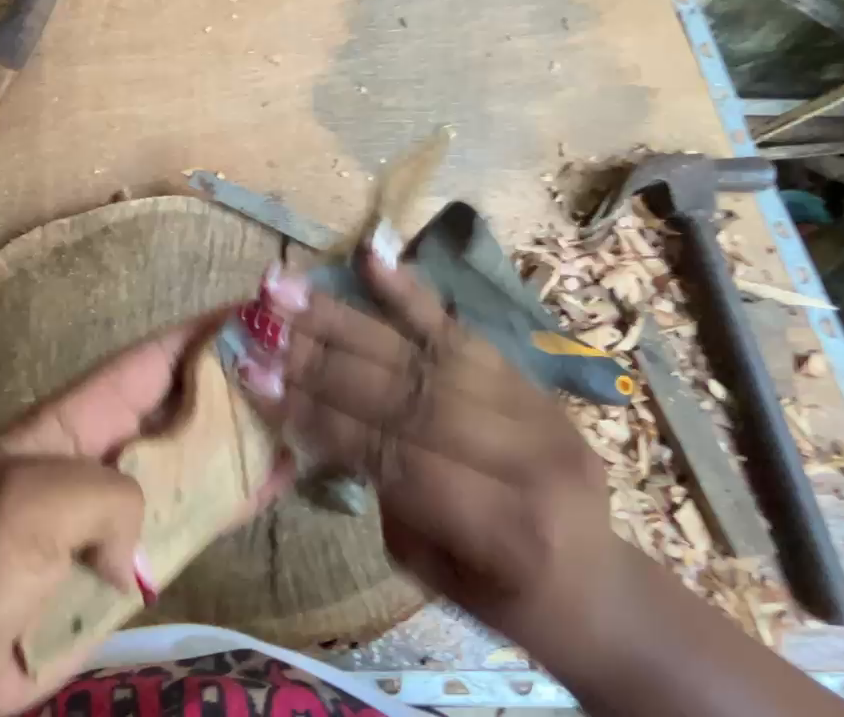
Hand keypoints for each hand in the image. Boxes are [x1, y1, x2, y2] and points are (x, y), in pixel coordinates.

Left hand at [0, 314, 284, 716]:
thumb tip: (139, 542)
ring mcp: (114, 513)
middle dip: (233, 384)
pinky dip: (230, 503)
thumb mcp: (28, 504)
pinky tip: (274, 483)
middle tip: (306, 366)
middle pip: (176, 409)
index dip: (197, 334)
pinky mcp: (128, 567)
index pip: (142, 363)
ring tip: (310, 415)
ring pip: (191, 465)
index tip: (258, 310)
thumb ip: (106, 494)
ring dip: (241, 441)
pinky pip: (188, 525)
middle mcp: (97, 456)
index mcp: (66, 422)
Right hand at [260, 253, 627, 648]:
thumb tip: (303, 406)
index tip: (251, 378)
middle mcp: (524, 456)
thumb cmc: (491, 588)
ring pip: (420, 353)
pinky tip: (369, 255)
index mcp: (500, 524)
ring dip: (342, 318)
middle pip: (401, 392)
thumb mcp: (419, 556)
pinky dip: (409, 291)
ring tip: (282, 290)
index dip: (313, 412)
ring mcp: (534, 409)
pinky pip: (463, 329)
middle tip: (254, 327)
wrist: (591, 582)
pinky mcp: (529, 378)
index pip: (385, 448)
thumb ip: (374, 478)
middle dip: (316, 359)